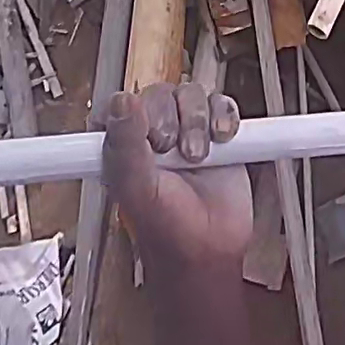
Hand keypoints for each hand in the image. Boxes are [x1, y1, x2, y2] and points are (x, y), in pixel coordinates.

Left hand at [98, 83, 249, 274]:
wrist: (211, 252)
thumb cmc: (166, 230)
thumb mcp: (137, 188)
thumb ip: (125, 143)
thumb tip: (122, 101)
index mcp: (121, 143)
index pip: (120, 101)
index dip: (134, 109)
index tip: (145, 135)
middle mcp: (151, 133)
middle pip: (160, 93)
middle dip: (171, 120)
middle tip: (171, 151)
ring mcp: (186, 130)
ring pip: (191, 94)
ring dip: (198, 121)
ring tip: (198, 155)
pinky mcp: (217, 133)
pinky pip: (221, 103)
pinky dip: (224, 117)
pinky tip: (222, 139)